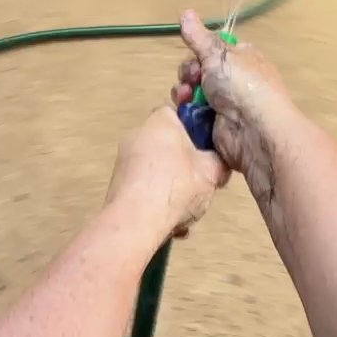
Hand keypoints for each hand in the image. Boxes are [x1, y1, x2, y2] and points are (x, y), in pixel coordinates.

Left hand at [106, 106, 229, 240]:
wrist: (134, 221)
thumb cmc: (176, 187)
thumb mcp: (212, 172)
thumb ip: (218, 160)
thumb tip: (216, 160)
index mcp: (160, 121)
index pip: (180, 113)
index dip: (197, 131)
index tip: (207, 152)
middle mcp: (138, 134)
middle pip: (169, 145)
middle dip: (185, 166)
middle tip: (199, 185)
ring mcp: (125, 159)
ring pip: (159, 171)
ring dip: (173, 190)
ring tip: (185, 213)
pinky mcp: (118, 182)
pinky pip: (146, 188)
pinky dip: (158, 202)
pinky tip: (170, 223)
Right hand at [171, 10, 294, 207]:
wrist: (255, 131)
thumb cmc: (242, 85)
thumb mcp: (218, 54)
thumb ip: (198, 36)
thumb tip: (186, 12)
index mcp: (241, 59)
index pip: (212, 50)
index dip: (199, 53)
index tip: (195, 57)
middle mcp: (234, 80)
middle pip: (198, 70)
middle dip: (188, 74)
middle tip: (193, 79)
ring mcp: (225, 104)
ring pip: (192, 92)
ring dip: (184, 93)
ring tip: (187, 98)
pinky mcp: (215, 125)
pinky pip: (192, 114)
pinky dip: (186, 112)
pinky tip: (185, 112)